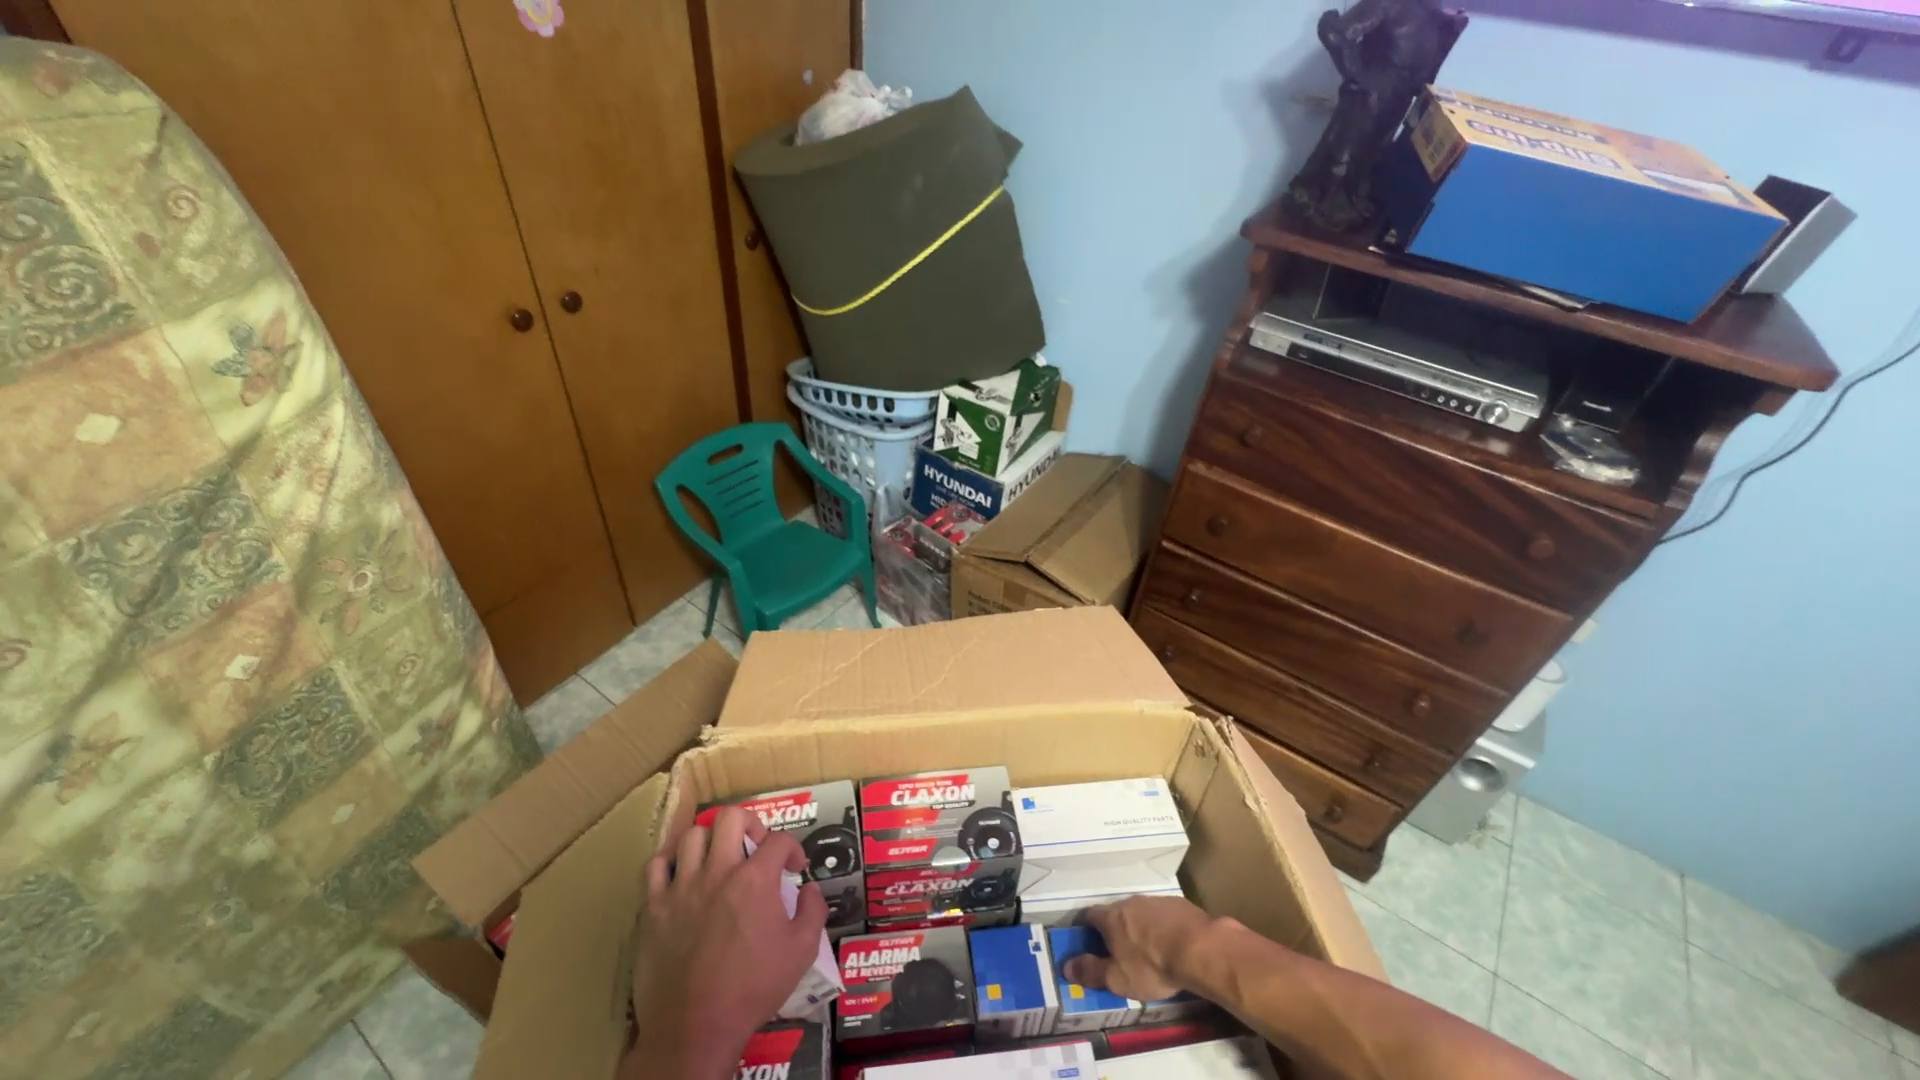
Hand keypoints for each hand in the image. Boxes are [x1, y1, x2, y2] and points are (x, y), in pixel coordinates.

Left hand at [625, 807, 828, 1079]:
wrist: (695, 1026)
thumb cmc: (752, 988)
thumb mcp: (801, 952)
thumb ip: (812, 911)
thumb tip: (810, 889)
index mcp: (755, 880)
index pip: (778, 839)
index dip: (792, 848)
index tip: (794, 868)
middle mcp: (717, 872)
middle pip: (730, 817)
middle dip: (750, 823)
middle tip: (755, 845)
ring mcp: (680, 888)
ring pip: (691, 836)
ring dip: (710, 841)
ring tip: (717, 859)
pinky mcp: (652, 908)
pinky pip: (654, 867)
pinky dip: (669, 863)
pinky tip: (680, 876)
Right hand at [1062, 894, 1222, 1002]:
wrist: (1199, 949)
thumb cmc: (1152, 966)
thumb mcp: (1117, 979)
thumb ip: (1091, 972)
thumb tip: (1066, 966)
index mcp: (1111, 918)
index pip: (1090, 915)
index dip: (1087, 928)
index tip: (1088, 940)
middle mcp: (1131, 903)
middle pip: (1117, 912)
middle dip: (1116, 928)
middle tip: (1120, 950)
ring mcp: (1157, 901)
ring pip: (1142, 912)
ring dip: (1141, 927)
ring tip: (1149, 949)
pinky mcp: (1181, 905)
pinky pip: (1165, 915)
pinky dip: (1164, 927)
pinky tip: (1173, 944)